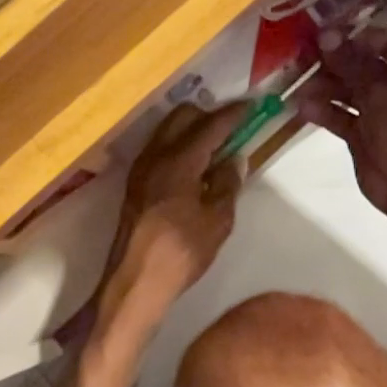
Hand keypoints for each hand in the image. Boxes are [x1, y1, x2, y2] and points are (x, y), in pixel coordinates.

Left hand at [93, 101, 248, 347]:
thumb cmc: (181, 252)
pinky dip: (179, 144)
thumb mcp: (218, 220)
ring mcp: (141, 167)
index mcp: (178, 161)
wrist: (135, 281)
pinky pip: (160, 147)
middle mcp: (155, 155)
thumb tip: (233, 158)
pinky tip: (196, 165)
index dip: (233, 114)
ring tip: (217, 147)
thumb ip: (228, 184)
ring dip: (192, 129)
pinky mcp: (136, 182)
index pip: (210, 125)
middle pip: (182, 116)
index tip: (251, 106)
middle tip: (234, 128)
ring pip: (168, 129)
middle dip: (209, 115)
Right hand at [294, 28, 386, 216]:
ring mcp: (381, 112)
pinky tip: (304, 108)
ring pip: (349, 91)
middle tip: (304, 57)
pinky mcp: (363, 135)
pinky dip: (324, 111)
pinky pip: (341, 116)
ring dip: (325, 87)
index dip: (357, 37)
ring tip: (300, 86)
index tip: (326, 36)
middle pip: (363, 65)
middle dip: (335, 62)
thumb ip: (351, 62)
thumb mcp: (380, 91)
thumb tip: (326, 35)